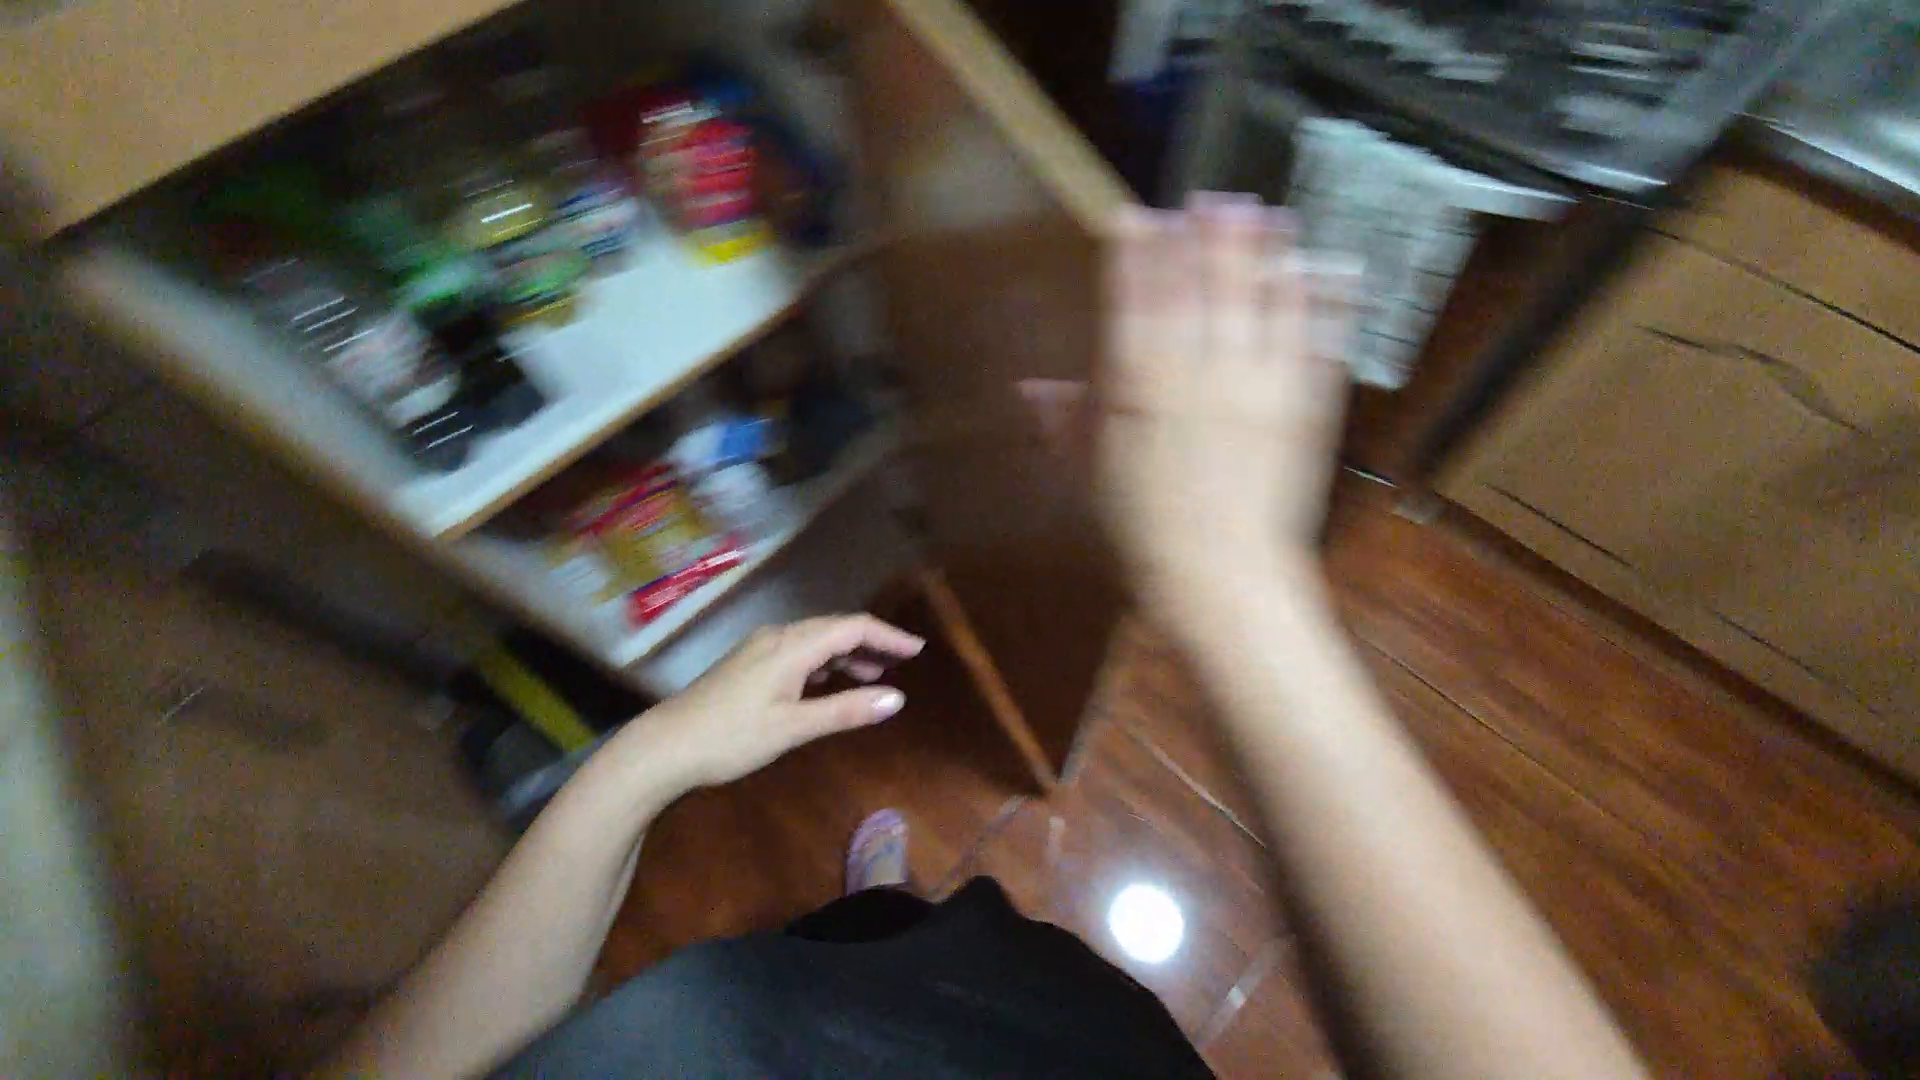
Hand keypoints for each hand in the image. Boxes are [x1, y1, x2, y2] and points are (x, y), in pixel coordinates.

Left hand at [618, 614, 925, 794]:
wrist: (664, 747)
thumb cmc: (731, 737)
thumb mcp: (793, 727)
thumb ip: (846, 710)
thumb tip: (897, 699)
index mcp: (791, 646)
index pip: (852, 627)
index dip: (888, 635)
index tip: (917, 649)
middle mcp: (778, 636)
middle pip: (835, 628)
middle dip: (872, 642)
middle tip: (904, 661)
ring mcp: (760, 648)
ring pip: (816, 640)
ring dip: (848, 654)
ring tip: (876, 676)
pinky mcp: (750, 663)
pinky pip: (800, 651)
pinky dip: (825, 663)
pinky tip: (832, 683)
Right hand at [1100, 193, 1356, 604]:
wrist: (1219, 574)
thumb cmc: (1143, 527)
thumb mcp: (1091, 471)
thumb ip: (1066, 419)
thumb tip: (1030, 388)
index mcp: (1140, 382)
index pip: (1137, 295)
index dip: (1137, 250)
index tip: (1137, 217)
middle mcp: (1200, 366)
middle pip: (1205, 279)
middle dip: (1206, 234)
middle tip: (1209, 200)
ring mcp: (1260, 380)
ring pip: (1264, 295)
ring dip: (1264, 250)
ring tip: (1265, 215)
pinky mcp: (1305, 401)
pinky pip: (1318, 336)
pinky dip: (1323, 297)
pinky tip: (1327, 266)